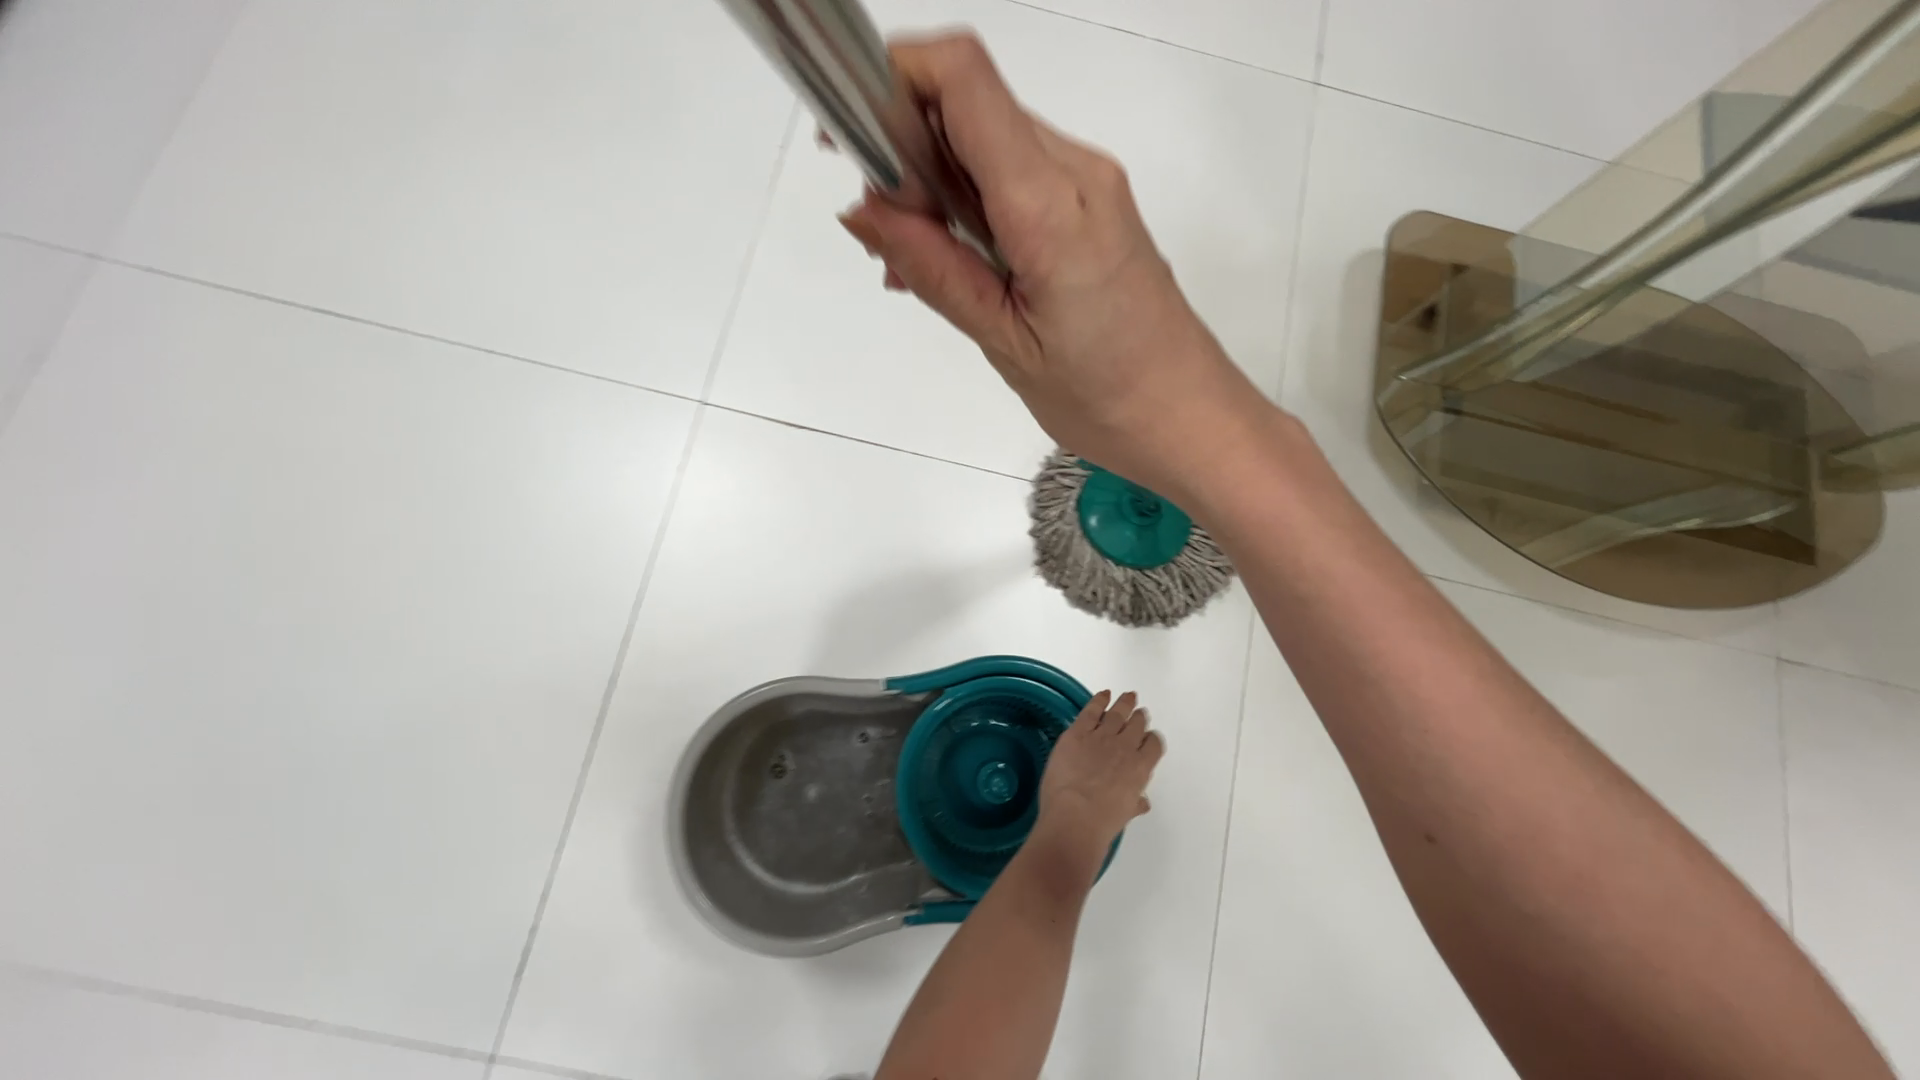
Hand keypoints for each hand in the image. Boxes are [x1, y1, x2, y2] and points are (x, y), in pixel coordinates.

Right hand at [836, 32, 1268, 502]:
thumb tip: (863, 211)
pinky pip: (1013, 175)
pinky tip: (955, 266)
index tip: (849, 135)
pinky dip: (969, 204)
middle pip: (967, 105)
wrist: (1188, 417)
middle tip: (884, 237)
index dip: (893, 78)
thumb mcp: (1004, 340)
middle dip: (904, 151)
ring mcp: (1089, 183)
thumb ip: (933, 267)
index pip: (963, 80)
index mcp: (1050, 203)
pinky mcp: (1092, 205)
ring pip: (986, 141)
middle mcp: (1076, 171)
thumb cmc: (1107, 397)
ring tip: (915, 269)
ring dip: (933, 186)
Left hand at [1037, 690, 1164, 850]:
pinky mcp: (1078, 733)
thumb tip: (1142, 802)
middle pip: (1136, 725)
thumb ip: (1135, 803)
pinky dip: (1099, 700)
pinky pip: (1091, 711)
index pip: (1154, 745)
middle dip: (1139, 717)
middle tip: (1139, 712)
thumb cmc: (1102, 822)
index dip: (1152, 739)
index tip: (1149, 737)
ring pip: (1117, 714)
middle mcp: (1125, 747)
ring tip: (1128, 697)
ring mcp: (1101, 737)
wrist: (1075, 816)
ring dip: (1124, 704)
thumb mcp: (1125, 813)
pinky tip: (1103, 694)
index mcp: (1140, 768)